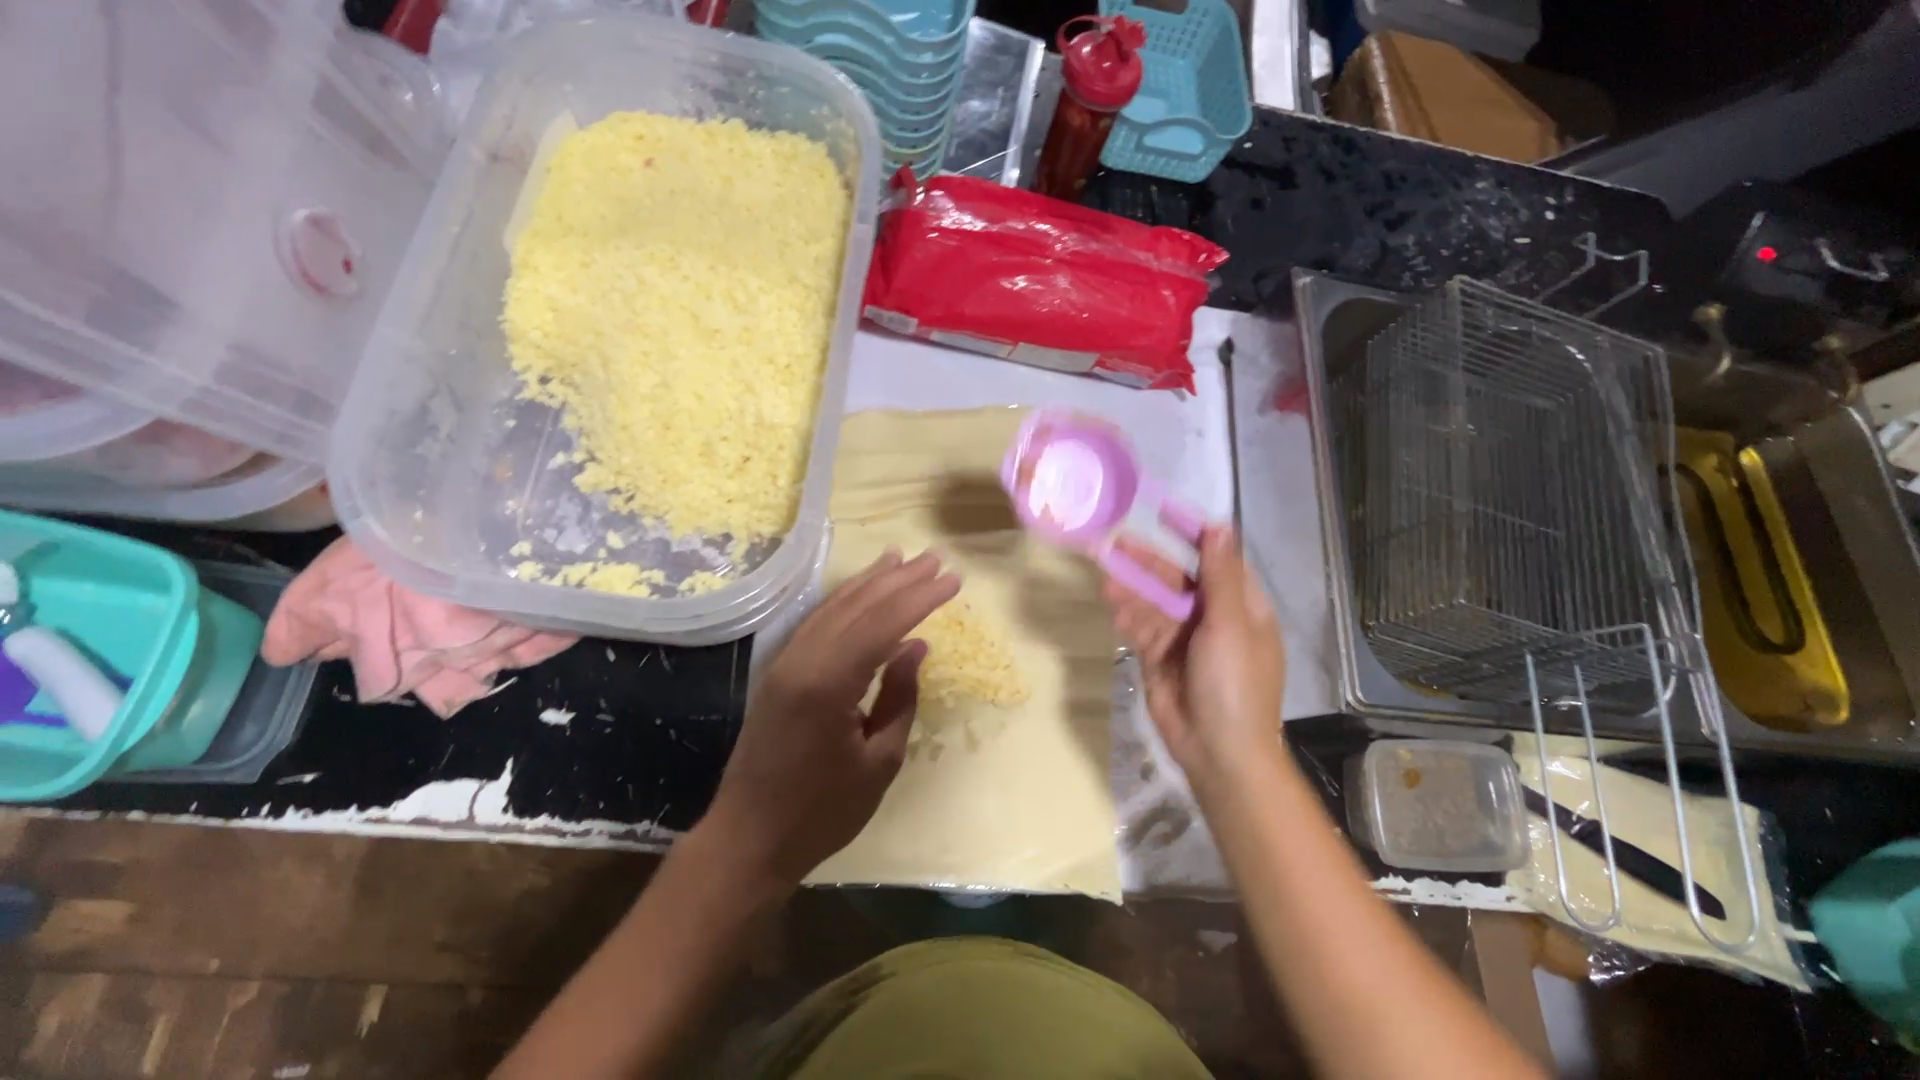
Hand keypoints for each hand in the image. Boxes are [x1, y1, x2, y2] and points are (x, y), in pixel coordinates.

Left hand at [699, 549, 960, 887]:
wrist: (748, 838)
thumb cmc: (822, 812)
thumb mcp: (879, 762)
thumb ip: (899, 698)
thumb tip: (914, 648)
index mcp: (827, 682)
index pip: (881, 623)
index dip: (919, 598)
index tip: (952, 580)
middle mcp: (801, 660)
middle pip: (855, 606)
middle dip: (897, 580)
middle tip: (935, 559)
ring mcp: (783, 664)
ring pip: (831, 609)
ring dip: (868, 583)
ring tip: (900, 560)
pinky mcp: (777, 674)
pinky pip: (815, 625)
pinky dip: (843, 604)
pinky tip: (860, 597)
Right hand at [1103, 526, 1285, 790]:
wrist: (1219, 752)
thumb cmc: (1236, 684)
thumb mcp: (1232, 624)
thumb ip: (1219, 575)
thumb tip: (1218, 525)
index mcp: (1243, 606)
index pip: (1216, 560)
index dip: (1191, 537)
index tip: (1162, 514)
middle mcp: (1213, 617)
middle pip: (1177, 580)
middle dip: (1148, 564)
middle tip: (1113, 545)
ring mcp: (1184, 640)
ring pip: (1154, 604)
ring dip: (1133, 591)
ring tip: (1106, 579)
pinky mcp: (1159, 660)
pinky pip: (1143, 630)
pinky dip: (1130, 619)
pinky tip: (1116, 611)